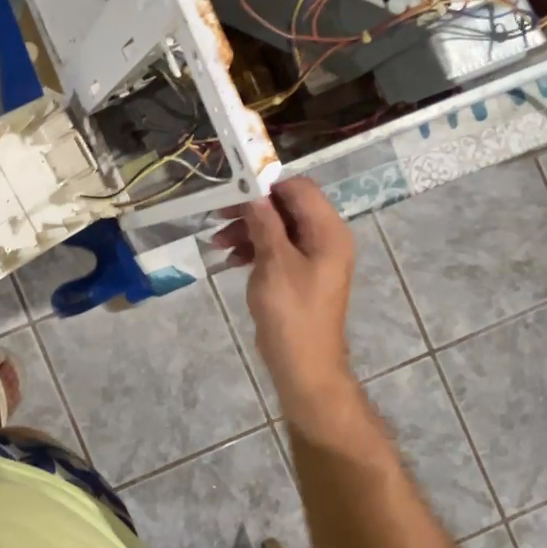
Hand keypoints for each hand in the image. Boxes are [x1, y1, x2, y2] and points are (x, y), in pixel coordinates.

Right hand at [212, 178, 356, 404]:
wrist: (303, 362)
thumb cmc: (291, 311)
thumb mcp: (274, 263)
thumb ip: (264, 224)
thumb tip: (253, 194)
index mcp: (328, 231)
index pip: (300, 189)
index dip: (267, 185)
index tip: (233, 190)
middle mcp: (326, 239)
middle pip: (288, 207)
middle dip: (252, 209)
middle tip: (218, 216)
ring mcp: (314, 258)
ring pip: (279, 228)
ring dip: (248, 230)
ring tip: (217, 243)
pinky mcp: (300, 275)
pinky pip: (278, 249)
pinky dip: (254, 248)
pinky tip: (231, 259)